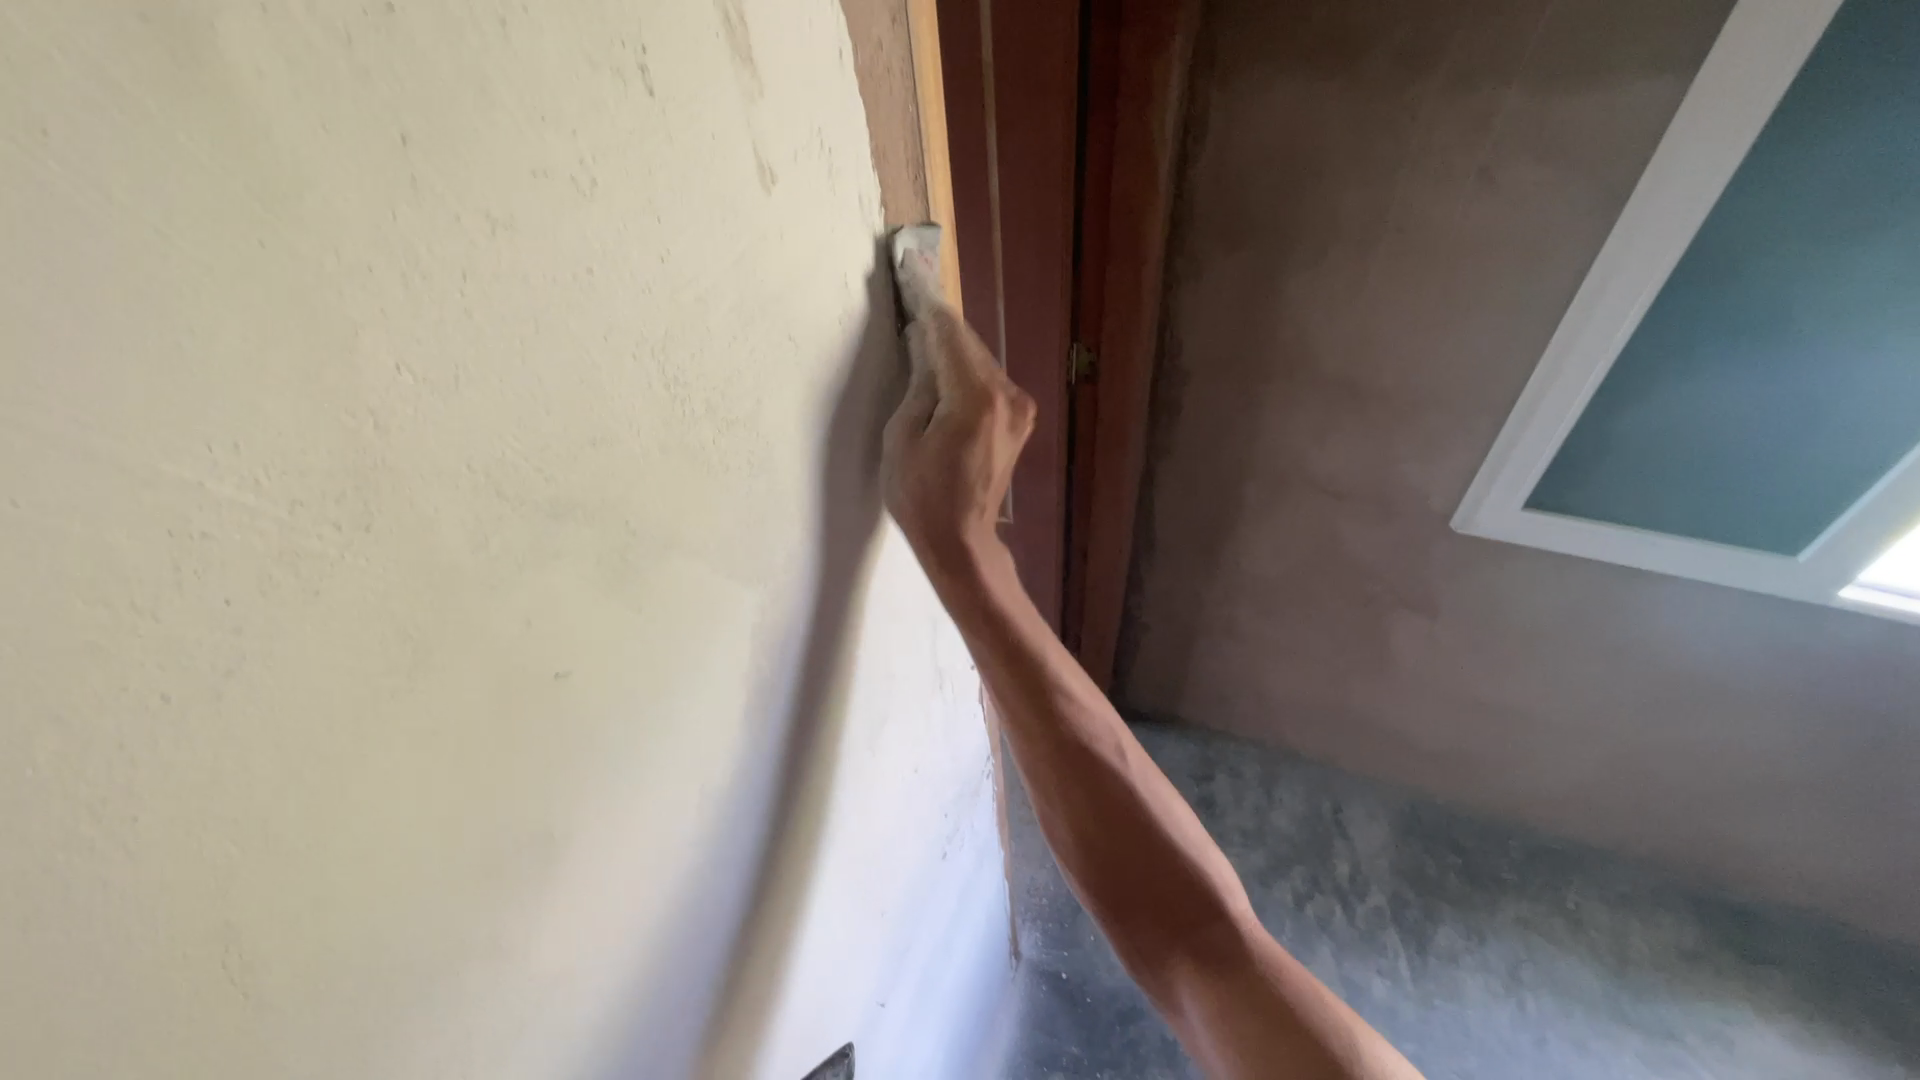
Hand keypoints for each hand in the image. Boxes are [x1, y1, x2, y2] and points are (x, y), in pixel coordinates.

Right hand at [881, 297, 1035, 580]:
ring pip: (979, 362)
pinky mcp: (1019, 421)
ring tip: (922, 327)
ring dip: (952, 347)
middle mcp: (1008, 395)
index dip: (926, 304)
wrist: (961, 543)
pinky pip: (987, 383)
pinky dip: (965, 370)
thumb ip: (919, 383)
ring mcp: (1020, 409)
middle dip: (939, 322)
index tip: (911, 270)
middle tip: (913, 287)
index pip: (949, 334)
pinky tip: (943, 366)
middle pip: (968, 344)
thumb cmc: (922, 498)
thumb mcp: (902, 437)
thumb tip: (926, 346)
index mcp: (976, 398)